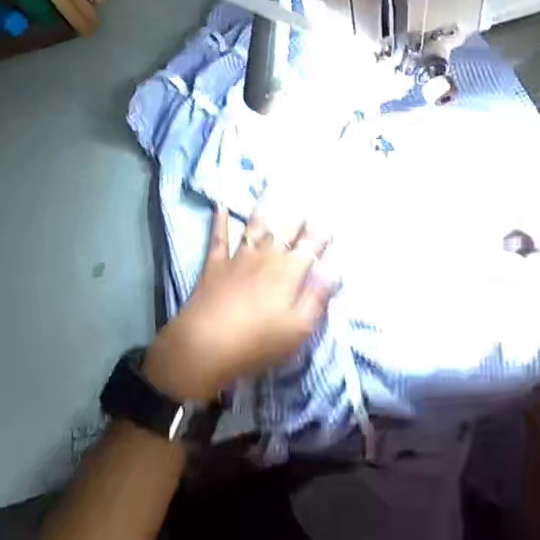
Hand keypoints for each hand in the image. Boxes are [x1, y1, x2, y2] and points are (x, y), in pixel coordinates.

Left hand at [144, 206, 333, 401]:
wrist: (204, 346)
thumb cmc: (259, 341)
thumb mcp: (300, 326)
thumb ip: (318, 295)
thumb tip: (334, 267)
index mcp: (290, 272)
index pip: (311, 246)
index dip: (322, 233)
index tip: (332, 220)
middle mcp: (267, 258)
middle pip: (286, 231)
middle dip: (299, 217)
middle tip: (307, 200)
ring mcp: (238, 259)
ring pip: (255, 228)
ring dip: (265, 210)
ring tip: (273, 192)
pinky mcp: (214, 266)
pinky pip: (219, 238)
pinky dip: (220, 221)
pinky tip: (221, 206)